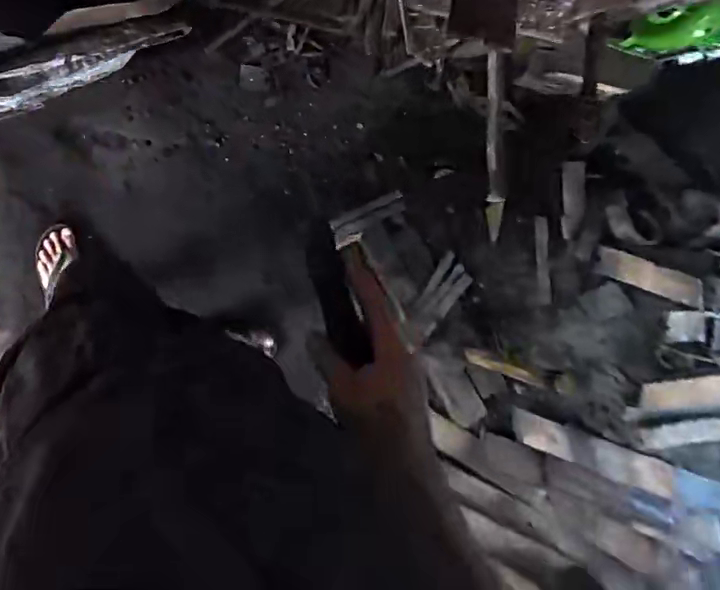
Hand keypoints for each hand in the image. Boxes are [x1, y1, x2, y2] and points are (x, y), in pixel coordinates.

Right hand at [315, 245, 430, 454]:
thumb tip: (312, 334)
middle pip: (384, 309)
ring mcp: (407, 364)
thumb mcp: (344, 388)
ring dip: (368, 308)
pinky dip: (368, 328)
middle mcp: (405, 347)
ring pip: (385, 326)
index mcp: (393, 343)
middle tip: (348, 265)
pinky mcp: (403, 378)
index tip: (348, 252)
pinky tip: (355, 333)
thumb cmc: (375, 422)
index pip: (374, 300)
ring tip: (349, 292)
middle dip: (366, 286)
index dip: (360, 275)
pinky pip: (384, 341)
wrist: (405, 466)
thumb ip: (328, 358)